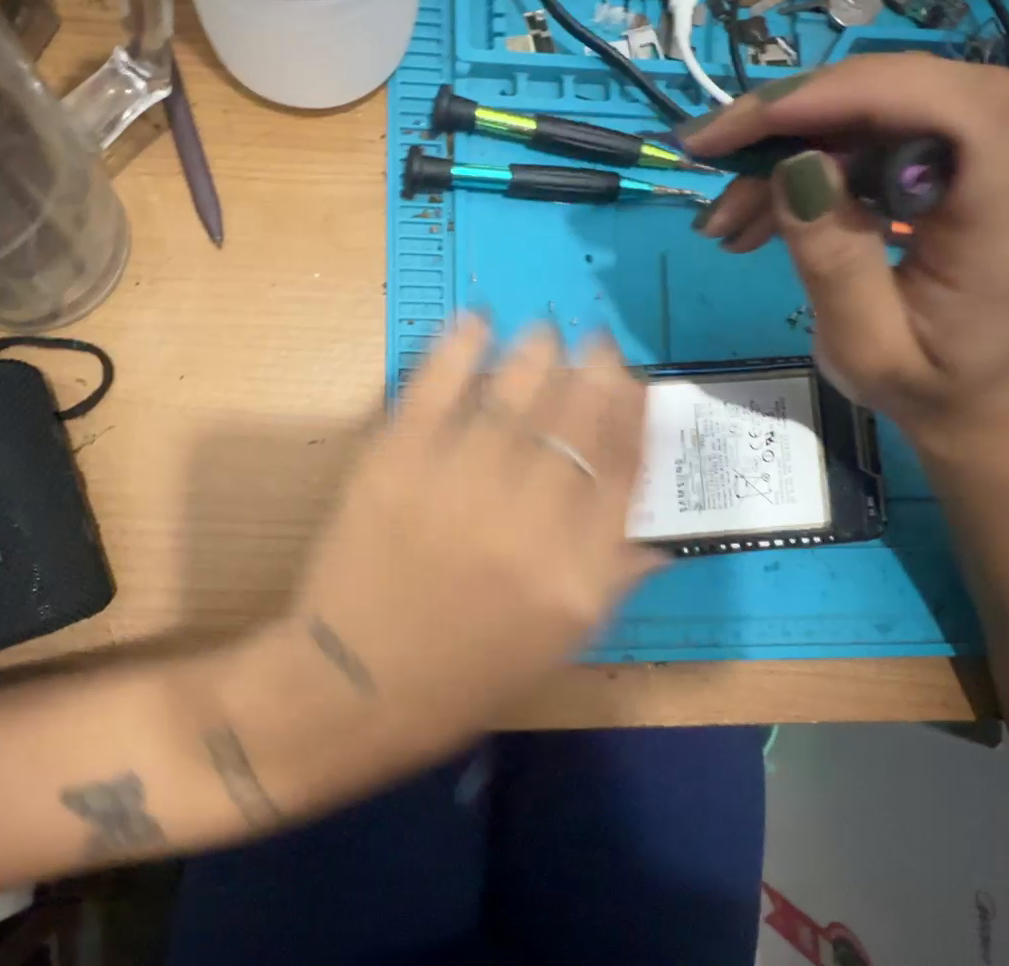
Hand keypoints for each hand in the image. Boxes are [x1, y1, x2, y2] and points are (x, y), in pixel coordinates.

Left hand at [262, 318, 659, 777]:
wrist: (355, 685)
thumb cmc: (462, 677)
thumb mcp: (556, 646)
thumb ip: (610, 581)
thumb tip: (653, 531)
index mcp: (575, 570)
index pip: (624, 469)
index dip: (633, 415)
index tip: (634, 384)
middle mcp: (526, 519)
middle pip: (576, 421)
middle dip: (593, 372)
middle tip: (596, 343)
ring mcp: (457, 484)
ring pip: (513, 397)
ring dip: (536, 355)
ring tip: (546, 332)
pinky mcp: (394, 463)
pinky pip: (435, 390)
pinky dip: (458, 350)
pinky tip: (478, 323)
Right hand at [680, 54, 1008, 437]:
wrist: (972, 397)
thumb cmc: (923, 383)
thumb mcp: (865, 346)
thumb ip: (835, 260)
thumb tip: (794, 166)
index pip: (953, 109)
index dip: (849, 96)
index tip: (750, 124)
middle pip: (913, 92)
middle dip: (802, 111)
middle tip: (712, 148)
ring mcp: (1001, 157)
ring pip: (886, 110)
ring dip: (794, 146)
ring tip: (726, 213)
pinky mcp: (965, 162)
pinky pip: (884, 134)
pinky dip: (815, 161)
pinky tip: (761, 207)